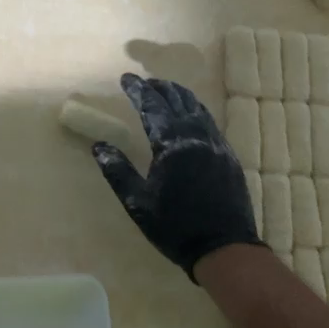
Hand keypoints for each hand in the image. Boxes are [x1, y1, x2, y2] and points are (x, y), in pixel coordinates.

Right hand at [92, 73, 263, 279]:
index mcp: (171, 145)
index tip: (126, 78)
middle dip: (159, 88)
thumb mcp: (137, 203)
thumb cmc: (175, 226)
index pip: (151, 107)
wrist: (224, 248)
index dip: (138, 90)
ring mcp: (216, 145)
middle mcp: (196, 137)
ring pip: (197, 109)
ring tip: (167, 90)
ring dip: (180, 95)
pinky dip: (196, 111)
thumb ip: (118, 171)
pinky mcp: (229, 156)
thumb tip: (99, 146)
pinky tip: (192, 115)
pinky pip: (210, 123)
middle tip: (145, 82)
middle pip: (177, 101)